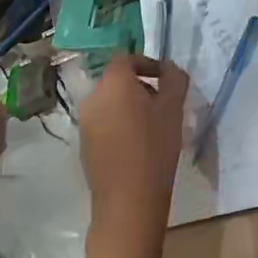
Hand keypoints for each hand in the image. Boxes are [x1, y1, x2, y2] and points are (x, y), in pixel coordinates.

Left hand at [79, 56, 189, 254]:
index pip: (126, 58)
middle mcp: (92, 96)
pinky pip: (103, 123)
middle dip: (140, 87)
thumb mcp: (173, 109)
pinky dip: (119, 124)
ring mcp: (84, 121)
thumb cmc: (154, 148)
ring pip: (109, 103)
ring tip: (152, 127)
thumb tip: (169, 69)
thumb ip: (174, 80)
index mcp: (113, 82)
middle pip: (116, 80)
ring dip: (129, 107)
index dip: (147, 63)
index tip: (166, 79)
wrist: (128, 199)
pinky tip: (136, 146)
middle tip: (163, 105)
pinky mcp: (83, 143)